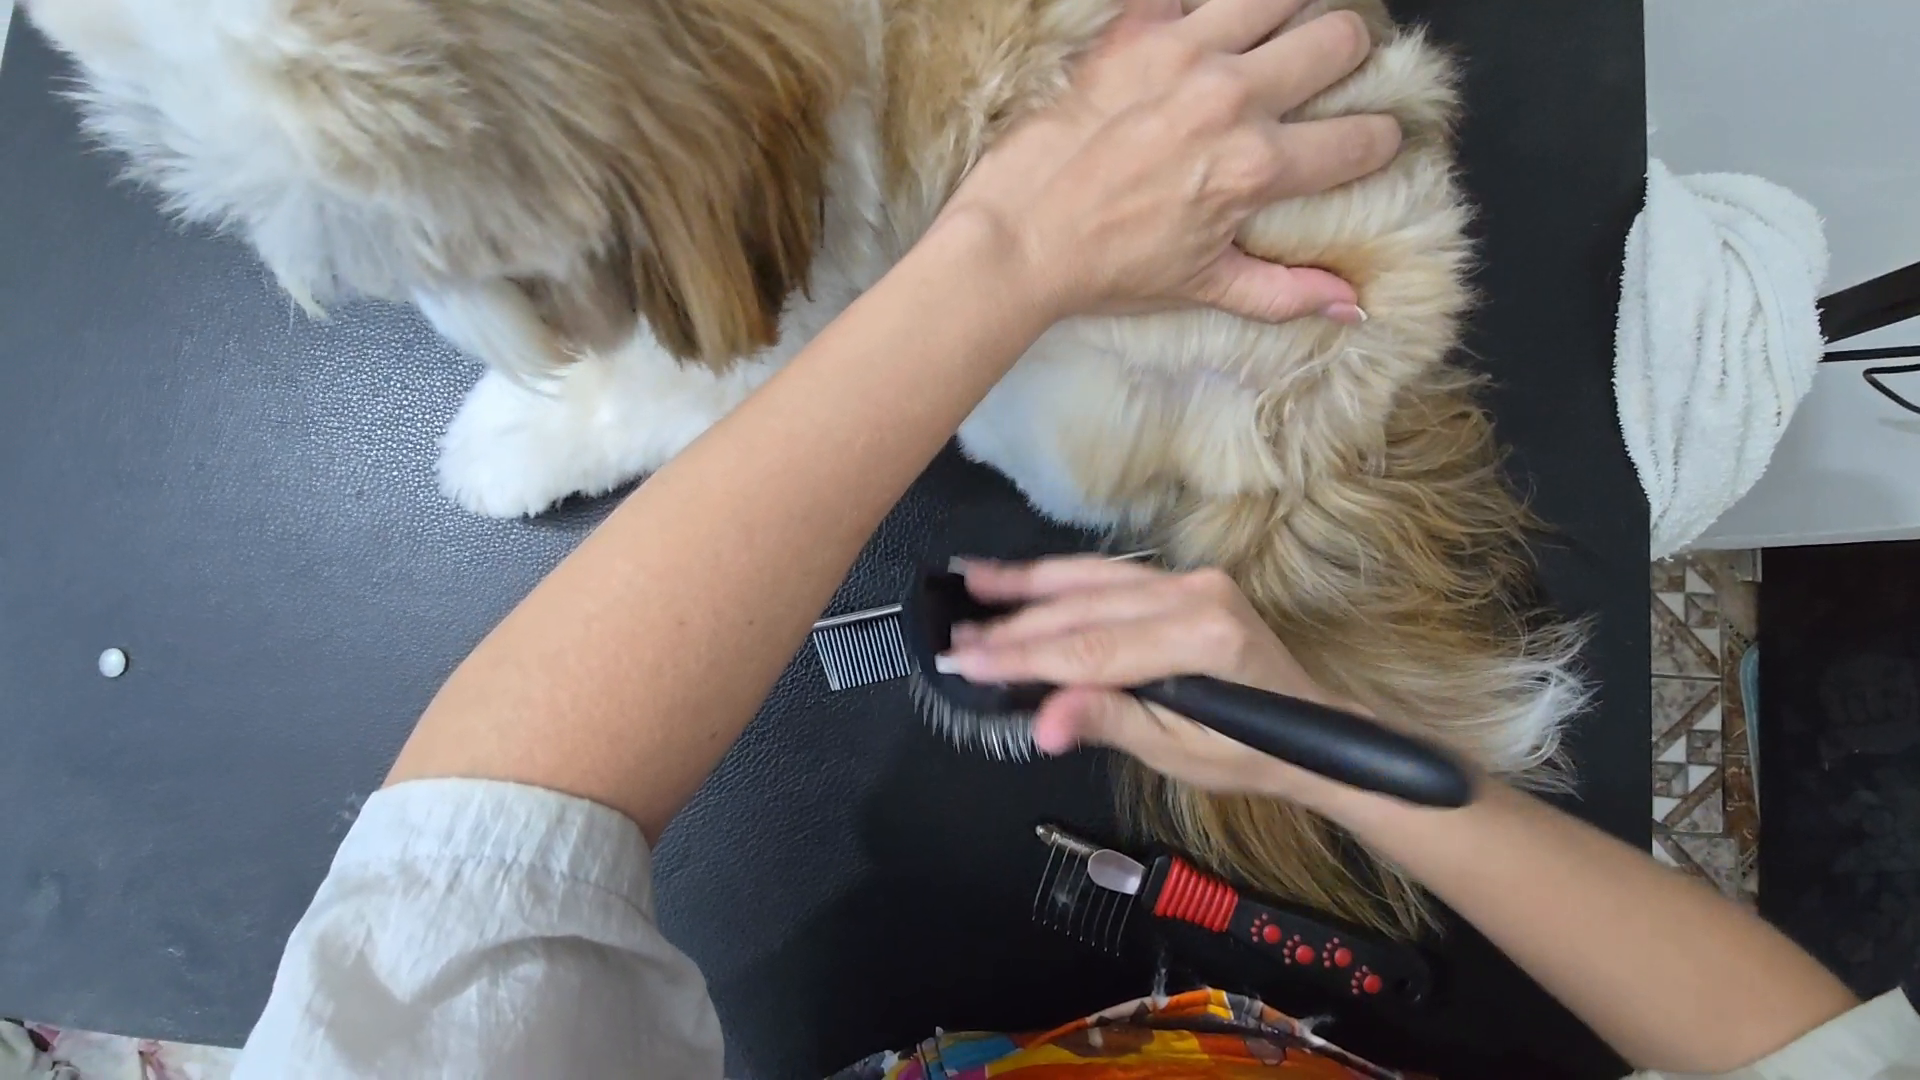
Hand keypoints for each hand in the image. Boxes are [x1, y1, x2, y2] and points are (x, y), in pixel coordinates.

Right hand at [937, 555, 1382, 811]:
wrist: (1311, 729)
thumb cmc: (1249, 753)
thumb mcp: (1178, 753)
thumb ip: (1109, 722)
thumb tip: (1041, 724)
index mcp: (1202, 638)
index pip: (1091, 648)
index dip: (1022, 656)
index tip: (965, 660)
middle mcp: (1194, 593)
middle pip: (1084, 609)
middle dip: (1015, 626)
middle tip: (956, 636)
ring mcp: (1188, 579)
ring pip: (1090, 579)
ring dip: (1027, 584)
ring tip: (972, 582)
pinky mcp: (1180, 579)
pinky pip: (1108, 576)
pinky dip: (1060, 577)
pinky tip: (1023, 576)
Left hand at [938, 0, 1401, 324]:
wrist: (1018, 239)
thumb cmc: (1103, 269)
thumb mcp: (1199, 287)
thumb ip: (1281, 291)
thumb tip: (1350, 304)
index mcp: (1254, 169)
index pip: (1361, 138)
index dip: (1374, 143)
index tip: (1363, 145)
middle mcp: (1232, 99)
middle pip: (1340, 38)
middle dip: (1343, 63)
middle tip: (1315, 86)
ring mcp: (1184, 56)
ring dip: (1286, 17)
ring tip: (1264, 49)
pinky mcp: (1135, 32)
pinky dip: (1206, 11)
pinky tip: (1197, 40)